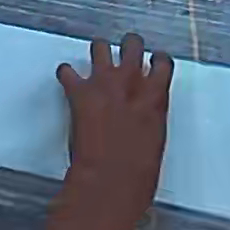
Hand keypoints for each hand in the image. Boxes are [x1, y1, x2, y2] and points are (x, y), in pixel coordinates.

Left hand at [55, 33, 172, 229]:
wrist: (107, 184)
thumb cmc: (136, 177)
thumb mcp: (155, 142)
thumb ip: (149, 116)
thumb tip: (142, 110)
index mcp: (155, 100)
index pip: (162, 63)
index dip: (156, 60)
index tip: (154, 60)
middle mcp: (130, 84)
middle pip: (131, 45)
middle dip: (129, 45)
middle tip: (126, 50)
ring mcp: (102, 83)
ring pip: (100, 46)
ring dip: (98, 52)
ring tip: (97, 58)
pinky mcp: (78, 91)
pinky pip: (67, 70)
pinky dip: (66, 74)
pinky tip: (68, 80)